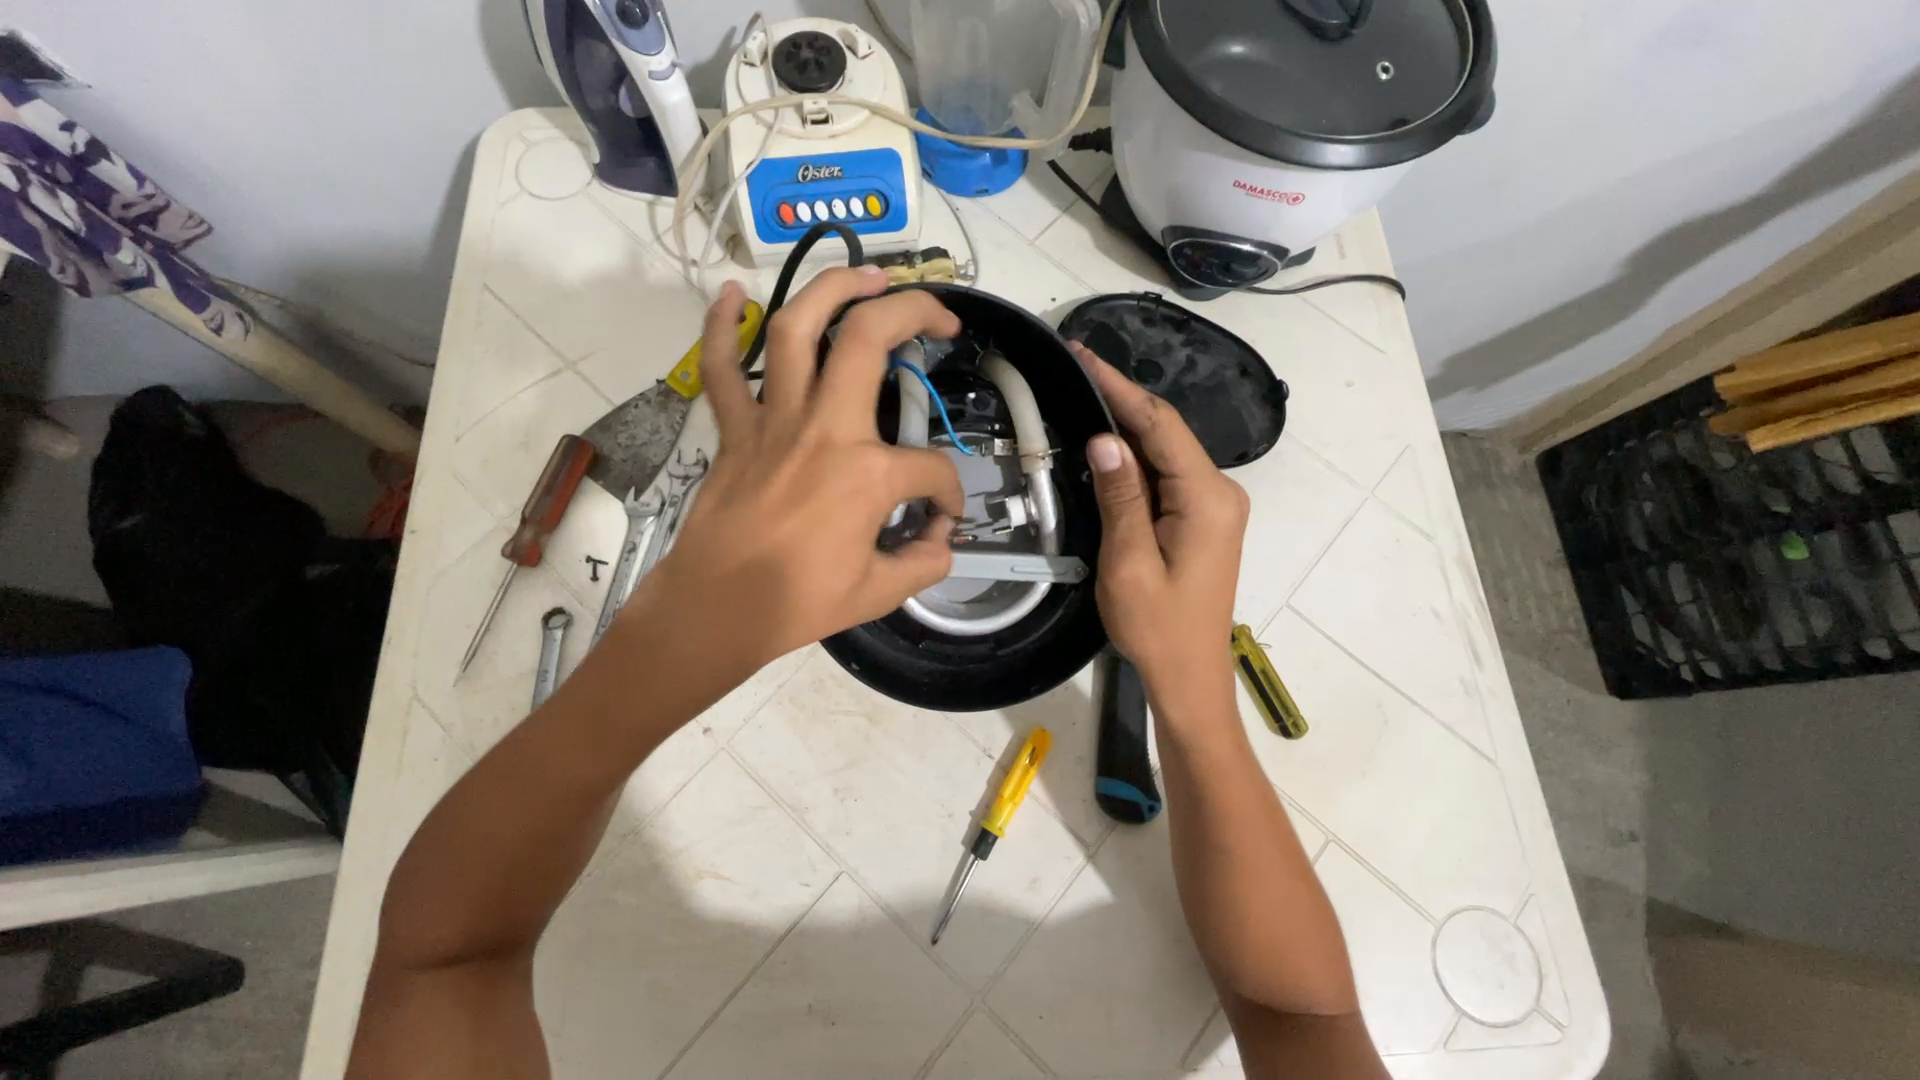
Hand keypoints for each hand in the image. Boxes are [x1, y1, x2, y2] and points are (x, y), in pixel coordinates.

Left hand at [630, 271, 964, 666]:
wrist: (717, 609)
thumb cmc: (798, 603)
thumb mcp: (880, 593)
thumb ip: (924, 563)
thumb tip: (940, 540)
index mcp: (867, 475)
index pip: (931, 469)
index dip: (949, 494)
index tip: (943, 518)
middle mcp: (824, 429)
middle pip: (869, 339)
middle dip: (914, 312)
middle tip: (940, 317)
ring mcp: (773, 421)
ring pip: (795, 328)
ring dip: (831, 288)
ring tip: (865, 274)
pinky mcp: (734, 429)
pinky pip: (721, 366)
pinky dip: (721, 325)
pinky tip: (732, 292)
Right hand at [1072, 341, 1248, 697]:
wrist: (1189, 675)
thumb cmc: (1157, 628)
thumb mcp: (1129, 564)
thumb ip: (1121, 498)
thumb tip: (1105, 439)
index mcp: (1207, 499)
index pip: (1161, 426)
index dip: (1121, 388)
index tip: (1085, 356)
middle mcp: (1219, 493)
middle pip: (1166, 433)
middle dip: (1121, 400)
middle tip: (1075, 370)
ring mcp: (1214, 506)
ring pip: (1165, 452)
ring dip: (1126, 427)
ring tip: (1083, 396)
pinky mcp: (1202, 520)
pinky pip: (1167, 475)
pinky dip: (1136, 458)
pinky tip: (1107, 445)